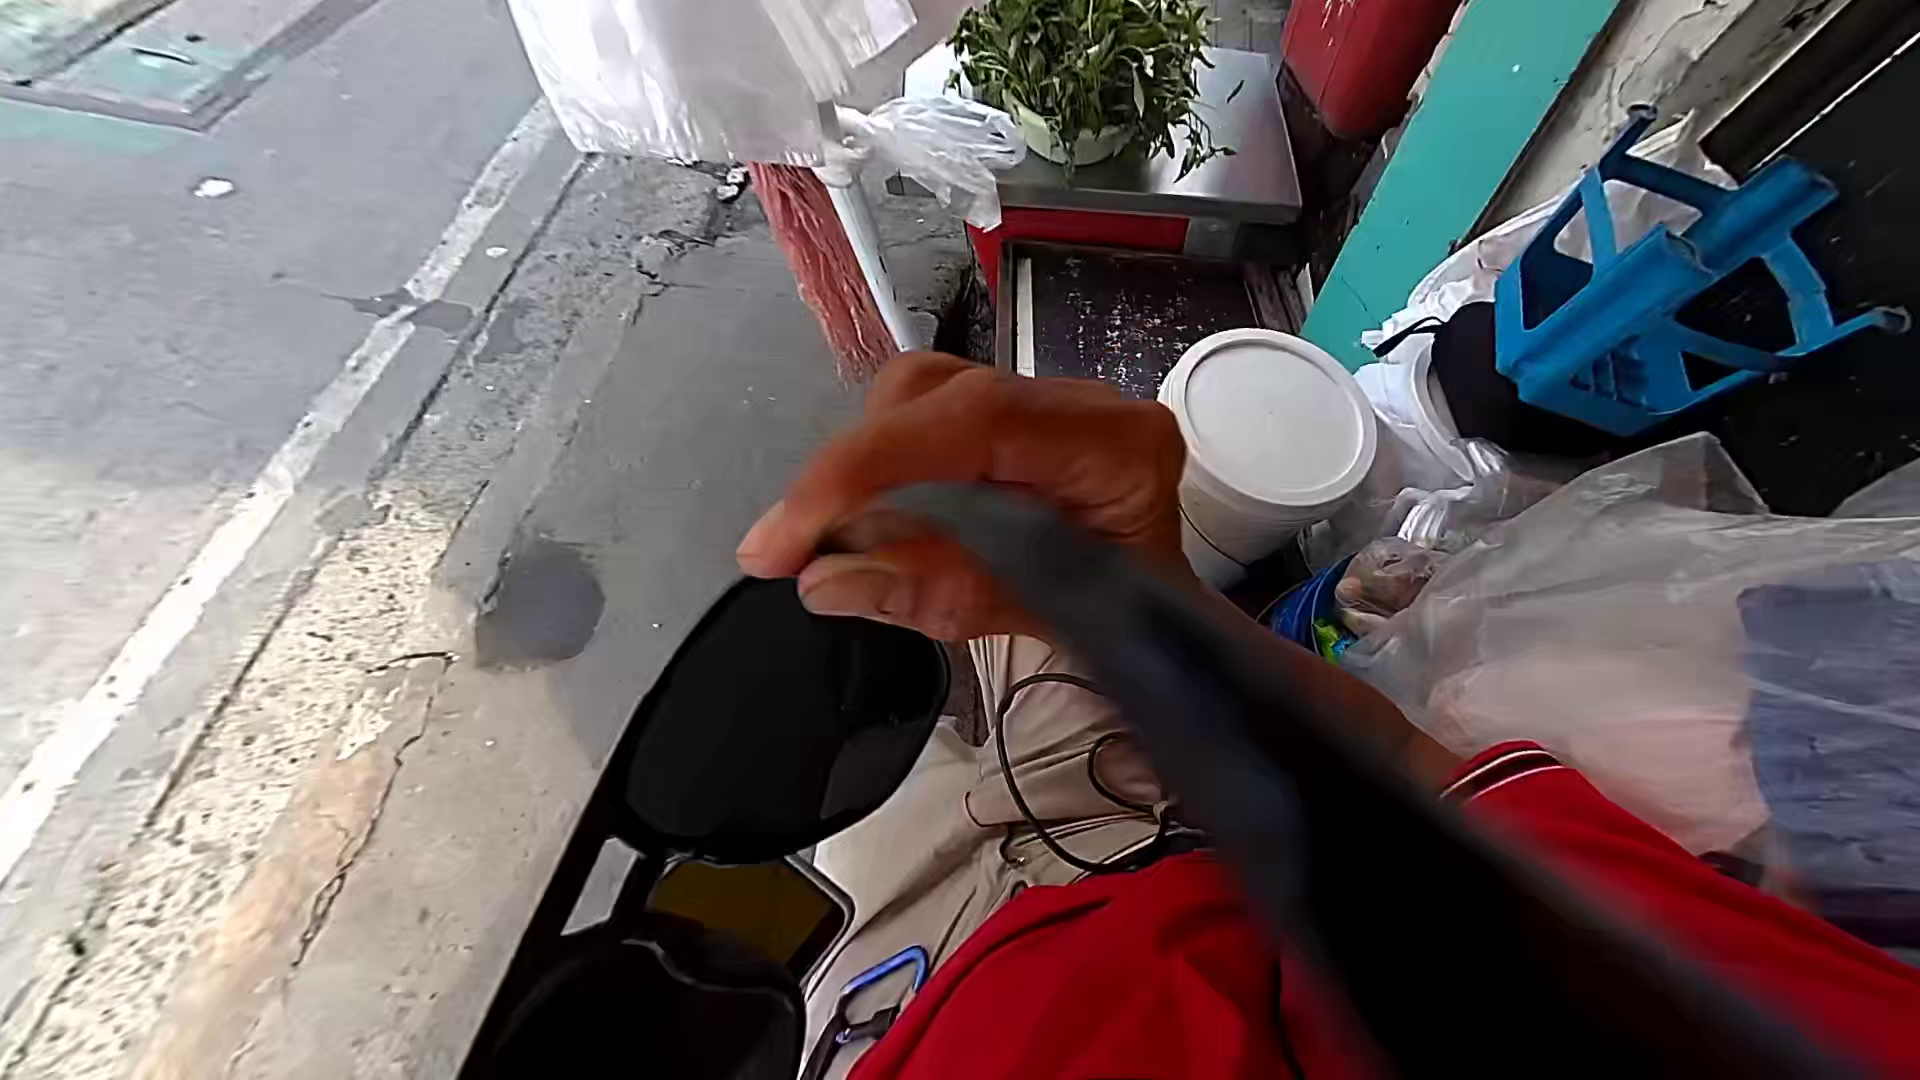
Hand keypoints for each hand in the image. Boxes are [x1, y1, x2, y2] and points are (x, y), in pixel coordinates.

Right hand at [735, 352, 1189, 640]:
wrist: (1147, 606)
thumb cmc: (1122, 618)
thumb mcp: (1032, 619)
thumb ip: (938, 593)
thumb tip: (826, 579)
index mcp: (1115, 444)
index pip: (976, 421)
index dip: (870, 468)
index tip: (792, 535)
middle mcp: (1077, 405)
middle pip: (933, 398)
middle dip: (848, 477)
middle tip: (789, 551)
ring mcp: (1037, 404)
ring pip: (914, 401)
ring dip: (859, 475)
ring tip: (836, 544)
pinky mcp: (1002, 419)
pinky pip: (918, 422)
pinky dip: (878, 473)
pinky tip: (872, 521)